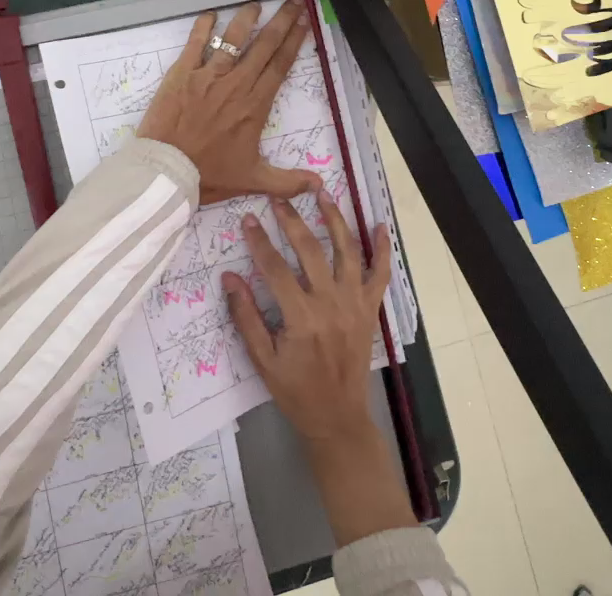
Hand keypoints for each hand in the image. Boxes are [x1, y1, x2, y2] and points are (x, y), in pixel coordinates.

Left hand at [136, 0, 320, 204]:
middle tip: (294, 1)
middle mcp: (236, 84)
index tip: (304, 21)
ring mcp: (208, 76)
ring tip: (256, 4)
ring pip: (232, 39)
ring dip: (246, 18)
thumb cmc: (210, 175)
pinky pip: (195, 43)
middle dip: (282, 21)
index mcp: (255, 105)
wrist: (168, 171)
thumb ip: (288, 181)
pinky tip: (210, 14)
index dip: (294, 41)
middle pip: (264, 46)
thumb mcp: (253, 180)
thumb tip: (320, 186)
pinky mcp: (181, 74)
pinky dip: (203, 26)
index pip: (280, 66)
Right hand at [224, 194, 414, 545]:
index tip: (248, 219)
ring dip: (335, 219)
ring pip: (347, 251)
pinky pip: (380, 273)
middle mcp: (331, 304)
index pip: (275, 268)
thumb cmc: (295, 390)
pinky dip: (383, 249)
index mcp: (301, 318)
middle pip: (311, 250)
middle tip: (277, 199)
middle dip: (292, 220)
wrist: (337, 417)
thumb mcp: (261, 358)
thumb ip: (246, 316)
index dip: (260, 242)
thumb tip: (229, 278)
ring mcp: (355, 304)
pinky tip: (380, 225)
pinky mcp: (370, 309)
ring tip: (322, 194)